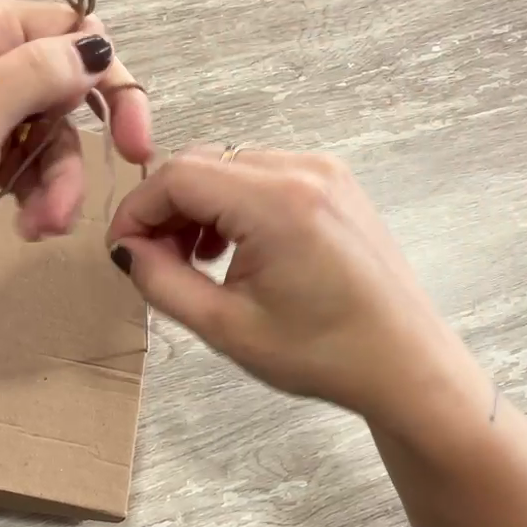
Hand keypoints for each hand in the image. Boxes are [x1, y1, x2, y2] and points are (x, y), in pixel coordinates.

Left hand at [0, 0, 154, 268]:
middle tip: (91, 193)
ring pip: (54, 140)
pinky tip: (27, 227)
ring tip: (40, 227)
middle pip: (70, 93)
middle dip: (77, 151)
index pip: (75, 34)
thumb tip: (101, 48)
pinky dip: (37, 197)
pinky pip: (32, 166)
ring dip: (56, 186)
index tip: (132, 139)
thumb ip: (40, 74)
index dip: (111, 82)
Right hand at [106, 148, 483, 429]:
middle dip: (164, 208)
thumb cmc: (320, 353)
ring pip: (227, 165)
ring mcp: (323, 170)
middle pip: (200, 163)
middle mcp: (302, 169)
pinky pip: (259, 174)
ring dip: (195, 206)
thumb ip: (160, 281)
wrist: (404, 363)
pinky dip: (229, 203)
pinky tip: (229, 247)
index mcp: (276, 203)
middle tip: (154, 260)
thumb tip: (125, 249)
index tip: (123, 251)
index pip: (177, 176)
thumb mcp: (224, 327)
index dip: (136, 210)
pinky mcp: (333, 182)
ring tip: (192, 259)